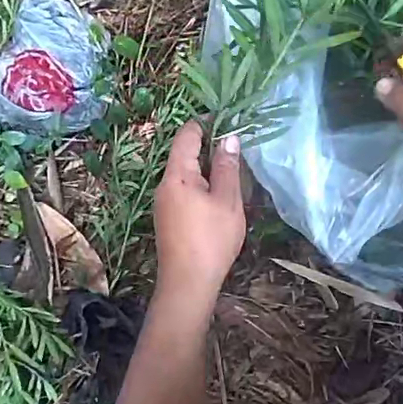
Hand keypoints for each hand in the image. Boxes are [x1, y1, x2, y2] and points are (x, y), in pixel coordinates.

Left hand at [152, 120, 246, 301]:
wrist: (187, 284)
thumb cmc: (210, 239)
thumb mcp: (227, 200)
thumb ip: (228, 167)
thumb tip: (229, 138)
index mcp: (177, 175)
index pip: (187, 136)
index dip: (206, 123)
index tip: (228, 119)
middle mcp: (165, 184)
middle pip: (185, 154)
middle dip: (210, 147)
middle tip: (238, 147)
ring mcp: (164, 202)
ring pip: (186, 174)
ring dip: (208, 169)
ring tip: (234, 172)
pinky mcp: (169, 218)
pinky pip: (185, 190)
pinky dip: (203, 185)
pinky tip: (220, 197)